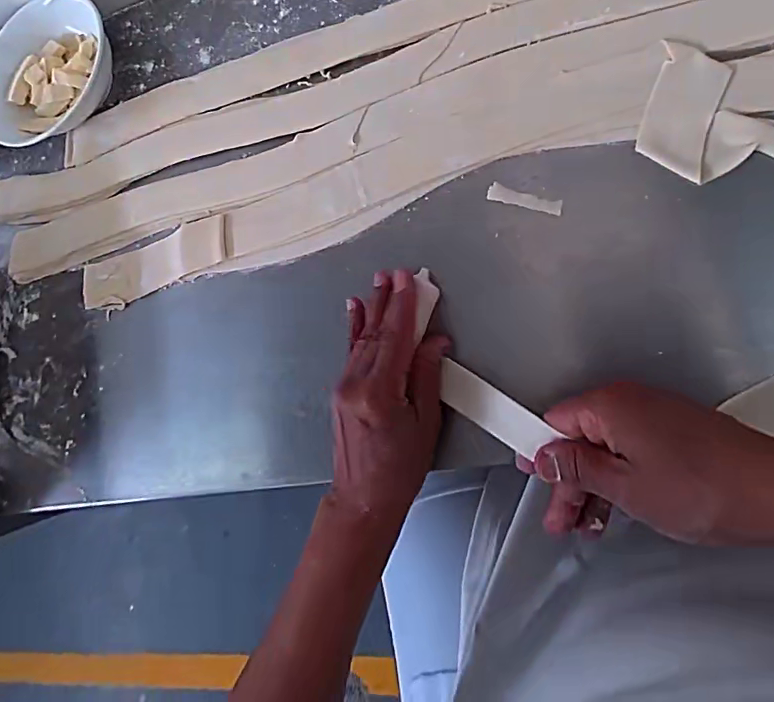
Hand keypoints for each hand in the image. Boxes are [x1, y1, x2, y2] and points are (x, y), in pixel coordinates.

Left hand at [327, 269, 448, 524]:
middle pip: (378, 332)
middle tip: (396, 274)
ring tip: (381, 282)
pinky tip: (356, 308)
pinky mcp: (340, 390)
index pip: (396, 338)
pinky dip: (356, 328)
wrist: (363, 499)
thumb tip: (433, 341)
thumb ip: (427, 376)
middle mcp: (356, 384)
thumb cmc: (399, 469)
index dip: (405, 306)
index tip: (410, 281)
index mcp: (379, 393)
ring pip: (363, 339)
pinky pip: (351, 351)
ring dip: (374, 308)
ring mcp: (344, 386)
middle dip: (389, 300)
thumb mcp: (426, 423)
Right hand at [518, 382, 773, 546]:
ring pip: (605, 445)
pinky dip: (619, 476)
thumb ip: (579, 470)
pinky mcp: (672, 427)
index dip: (538, 451)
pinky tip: (619, 505)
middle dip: (567, 478)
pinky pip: (630, 446)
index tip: (528, 474)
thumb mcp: (627, 489)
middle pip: (579, 435)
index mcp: (611, 405)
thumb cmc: (712, 486)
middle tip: (561, 516)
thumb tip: (548, 457)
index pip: (554, 420)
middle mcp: (630, 400)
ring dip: (593, 483)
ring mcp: (654, 412)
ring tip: (589, 522)